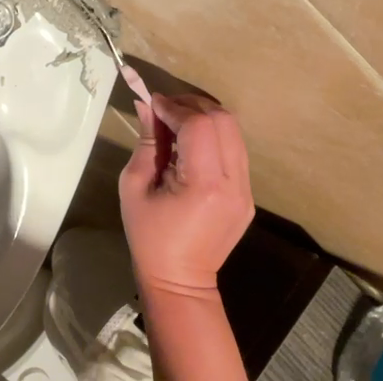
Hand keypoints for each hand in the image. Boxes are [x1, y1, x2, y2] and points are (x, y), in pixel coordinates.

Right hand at [118, 86, 254, 295]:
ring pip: (234, 132)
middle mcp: (233, 185)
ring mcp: (246, 191)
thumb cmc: (149, 234)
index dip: (174, 107)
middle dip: (193, 105)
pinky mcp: (247, 196)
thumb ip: (147, 141)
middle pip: (225, 121)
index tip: (152, 102)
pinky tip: (190, 144)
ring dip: (205, 117)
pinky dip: (213, 136)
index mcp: (204, 185)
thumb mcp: (134, 184)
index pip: (199, 125)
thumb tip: (147, 105)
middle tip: (165, 108)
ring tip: (176, 122)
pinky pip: (235, 151)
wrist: (180, 279)